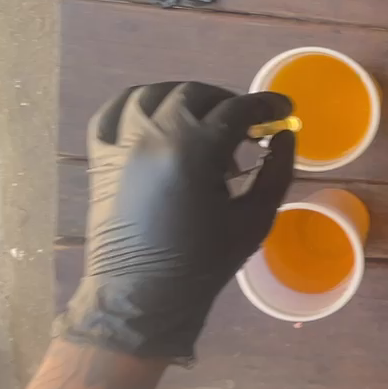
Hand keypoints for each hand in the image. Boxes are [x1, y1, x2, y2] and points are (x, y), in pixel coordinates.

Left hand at [58, 81, 293, 360]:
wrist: (141, 294)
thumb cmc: (205, 261)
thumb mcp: (256, 217)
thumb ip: (277, 170)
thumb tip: (285, 136)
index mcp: (195, 152)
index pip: (237, 109)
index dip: (266, 105)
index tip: (284, 110)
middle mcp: (153, 137)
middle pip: (196, 95)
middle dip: (229, 103)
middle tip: (249, 124)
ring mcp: (121, 144)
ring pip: (154, 93)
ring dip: (187, 98)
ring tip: (206, 119)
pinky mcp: (102, 157)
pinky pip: (114, 110)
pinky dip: (141, 104)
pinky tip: (160, 118)